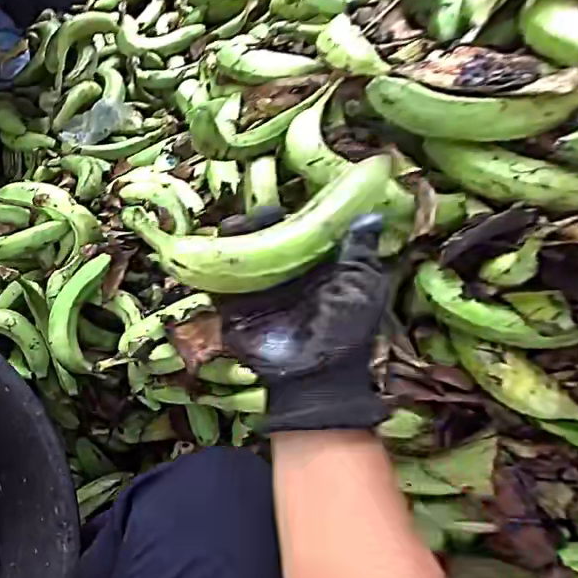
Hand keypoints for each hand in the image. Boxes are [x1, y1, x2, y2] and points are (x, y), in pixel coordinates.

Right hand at [219, 214, 390, 433]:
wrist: (313, 377)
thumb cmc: (346, 332)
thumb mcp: (362, 287)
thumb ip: (359, 251)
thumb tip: (369, 213)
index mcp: (314, 264)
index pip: (298, 228)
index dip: (292, 212)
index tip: (287, 199)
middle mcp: (282, 272)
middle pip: (262, 236)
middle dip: (256, 222)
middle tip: (252, 217)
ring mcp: (254, 289)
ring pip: (236, 254)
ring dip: (231, 239)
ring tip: (230, 230)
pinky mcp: (231, 306)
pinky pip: (216, 281)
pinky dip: (209, 266)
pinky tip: (208, 252)